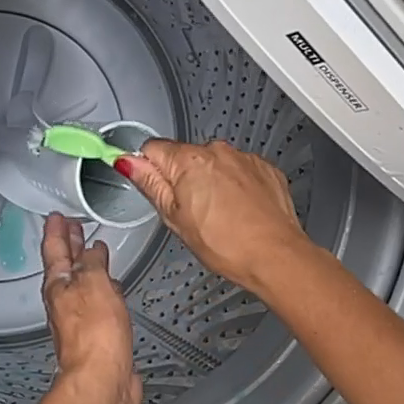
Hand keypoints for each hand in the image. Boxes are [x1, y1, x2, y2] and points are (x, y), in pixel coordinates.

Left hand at [40, 212, 138, 403]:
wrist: (103, 380)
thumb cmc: (94, 337)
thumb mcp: (94, 284)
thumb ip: (92, 264)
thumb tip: (93, 250)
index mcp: (58, 286)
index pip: (54, 250)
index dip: (56, 231)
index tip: (56, 216)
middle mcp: (64, 304)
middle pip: (65, 267)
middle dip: (70, 246)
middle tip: (73, 229)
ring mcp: (80, 322)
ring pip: (82, 285)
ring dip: (87, 267)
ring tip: (94, 254)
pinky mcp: (97, 337)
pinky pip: (98, 305)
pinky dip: (103, 291)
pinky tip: (112, 291)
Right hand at [115, 139, 312, 292]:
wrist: (276, 255)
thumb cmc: (229, 244)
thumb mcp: (175, 218)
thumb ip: (149, 184)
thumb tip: (128, 163)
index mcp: (189, 160)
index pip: (151, 148)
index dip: (147, 169)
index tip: (151, 186)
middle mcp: (217, 151)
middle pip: (184, 156)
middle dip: (181, 179)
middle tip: (189, 212)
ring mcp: (243, 158)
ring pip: (213, 164)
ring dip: (210, 182)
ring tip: (217, 216)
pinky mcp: (264, 168)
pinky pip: (239, 171)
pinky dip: (235, 186)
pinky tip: (237, 212)